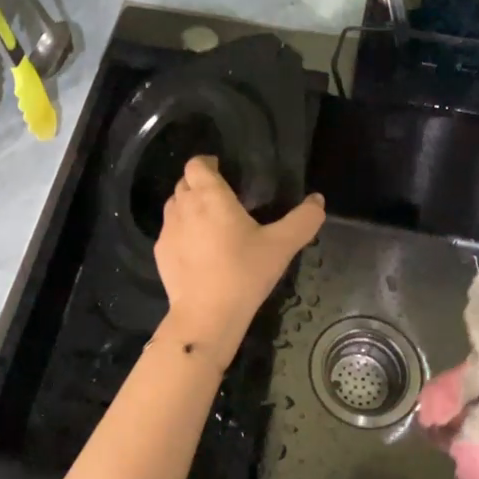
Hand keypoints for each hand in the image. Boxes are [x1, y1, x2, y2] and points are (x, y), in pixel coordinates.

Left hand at [154, 156, 324, 363]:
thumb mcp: (282, 246)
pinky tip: (198, 250)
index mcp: (209, 196)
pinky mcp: (160, 253)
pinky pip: (169, 231)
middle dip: (199, 184)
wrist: (206, 315)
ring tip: (209, 222)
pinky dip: (181, 232)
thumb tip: (317, 201)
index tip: (222, 170)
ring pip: (174, 206)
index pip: (196, 164)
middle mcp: (183, 206)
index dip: (207, 163)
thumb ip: (303, 220)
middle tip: (222, 199)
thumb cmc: (244, 272)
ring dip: (188, 206)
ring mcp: (168, 230)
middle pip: (184, 182)